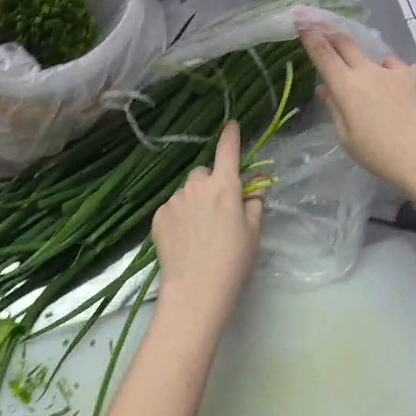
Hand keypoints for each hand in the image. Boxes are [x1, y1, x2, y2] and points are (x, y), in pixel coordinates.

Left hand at [151, 120, 262, 316]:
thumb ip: (255, 202)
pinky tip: (185, 240)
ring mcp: (173, 200)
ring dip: (194, 202)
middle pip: (204, 173)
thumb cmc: (233, 262)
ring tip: (200, 232)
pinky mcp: (158, 216)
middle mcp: (196, 187)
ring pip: (186, 192)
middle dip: (211, 184)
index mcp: (224, 187)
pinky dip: (179, 217)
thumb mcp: (253, 232)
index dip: (231, 136)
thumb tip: (258, 184)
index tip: (231, 125)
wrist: (196, 289)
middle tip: (219, 210)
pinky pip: (172, 208)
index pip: (228, 151)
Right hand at [297, 14, 415, 198]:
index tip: (301, 22)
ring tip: (369, 83)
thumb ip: (336, 110)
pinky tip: (395, 95)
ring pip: (374, 59)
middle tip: (320, 25)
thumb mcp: (349, 139)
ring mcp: (397, 71)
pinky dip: (389, 76)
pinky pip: (396, 70)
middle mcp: (371, 72)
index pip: (323, 54)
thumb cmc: (382, 157)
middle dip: (330, 32)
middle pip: (346, 43)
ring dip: (364, 63)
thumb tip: (326, 90)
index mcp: (348, 87)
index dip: (310, 36)